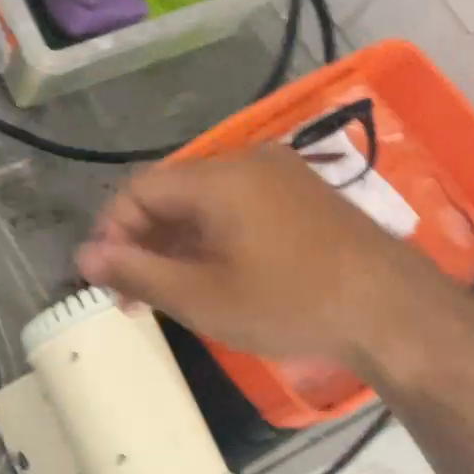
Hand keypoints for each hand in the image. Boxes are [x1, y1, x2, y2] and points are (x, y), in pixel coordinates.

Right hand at [74, 146, 461, 366]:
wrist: (390, 311)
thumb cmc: (286, 303)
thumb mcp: (199, 296)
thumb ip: (135, 272)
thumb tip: (83, 257)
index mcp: (218, 178)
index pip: (137, 190)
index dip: (111, 235)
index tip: (107, 284)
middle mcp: (246, 163)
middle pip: (168, 195)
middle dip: (139, 244)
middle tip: (131, 297)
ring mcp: (278, 178)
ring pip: (200, 206)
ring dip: (172, 247)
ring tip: (166, 296)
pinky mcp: (299, 199)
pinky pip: (233, 211)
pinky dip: (207, 242)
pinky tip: (208, 281)